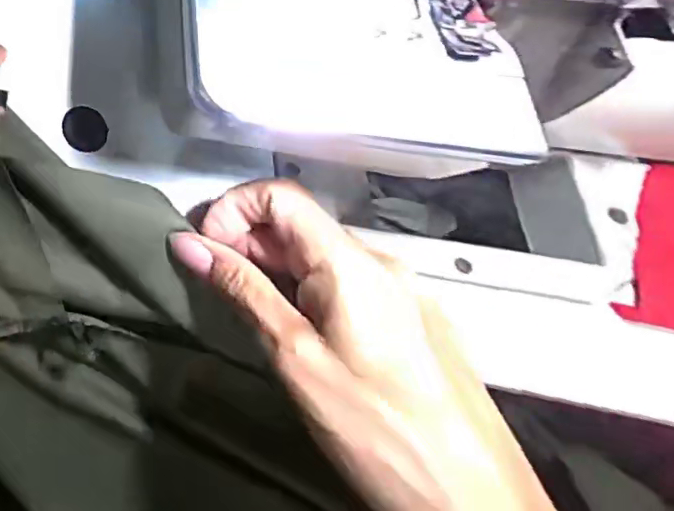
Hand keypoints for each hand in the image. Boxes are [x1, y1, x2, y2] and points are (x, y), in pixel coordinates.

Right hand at [171, 180, 551, 510]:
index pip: (278, 193)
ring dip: (273, 267)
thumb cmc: (389, 439)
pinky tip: (295, 329)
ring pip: (317, 252)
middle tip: (215, 282)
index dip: (232, 209)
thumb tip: (190, 244)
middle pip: (296, 222)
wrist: (482, 507)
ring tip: (249, 311)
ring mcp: (398, 288)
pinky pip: (343, 279)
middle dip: (245, 241)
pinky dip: (305, 288)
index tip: (205, 247)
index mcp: (351, 262)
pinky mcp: (407, 315)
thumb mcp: (297, 360)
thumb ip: (243, 291)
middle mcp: (379, 262)